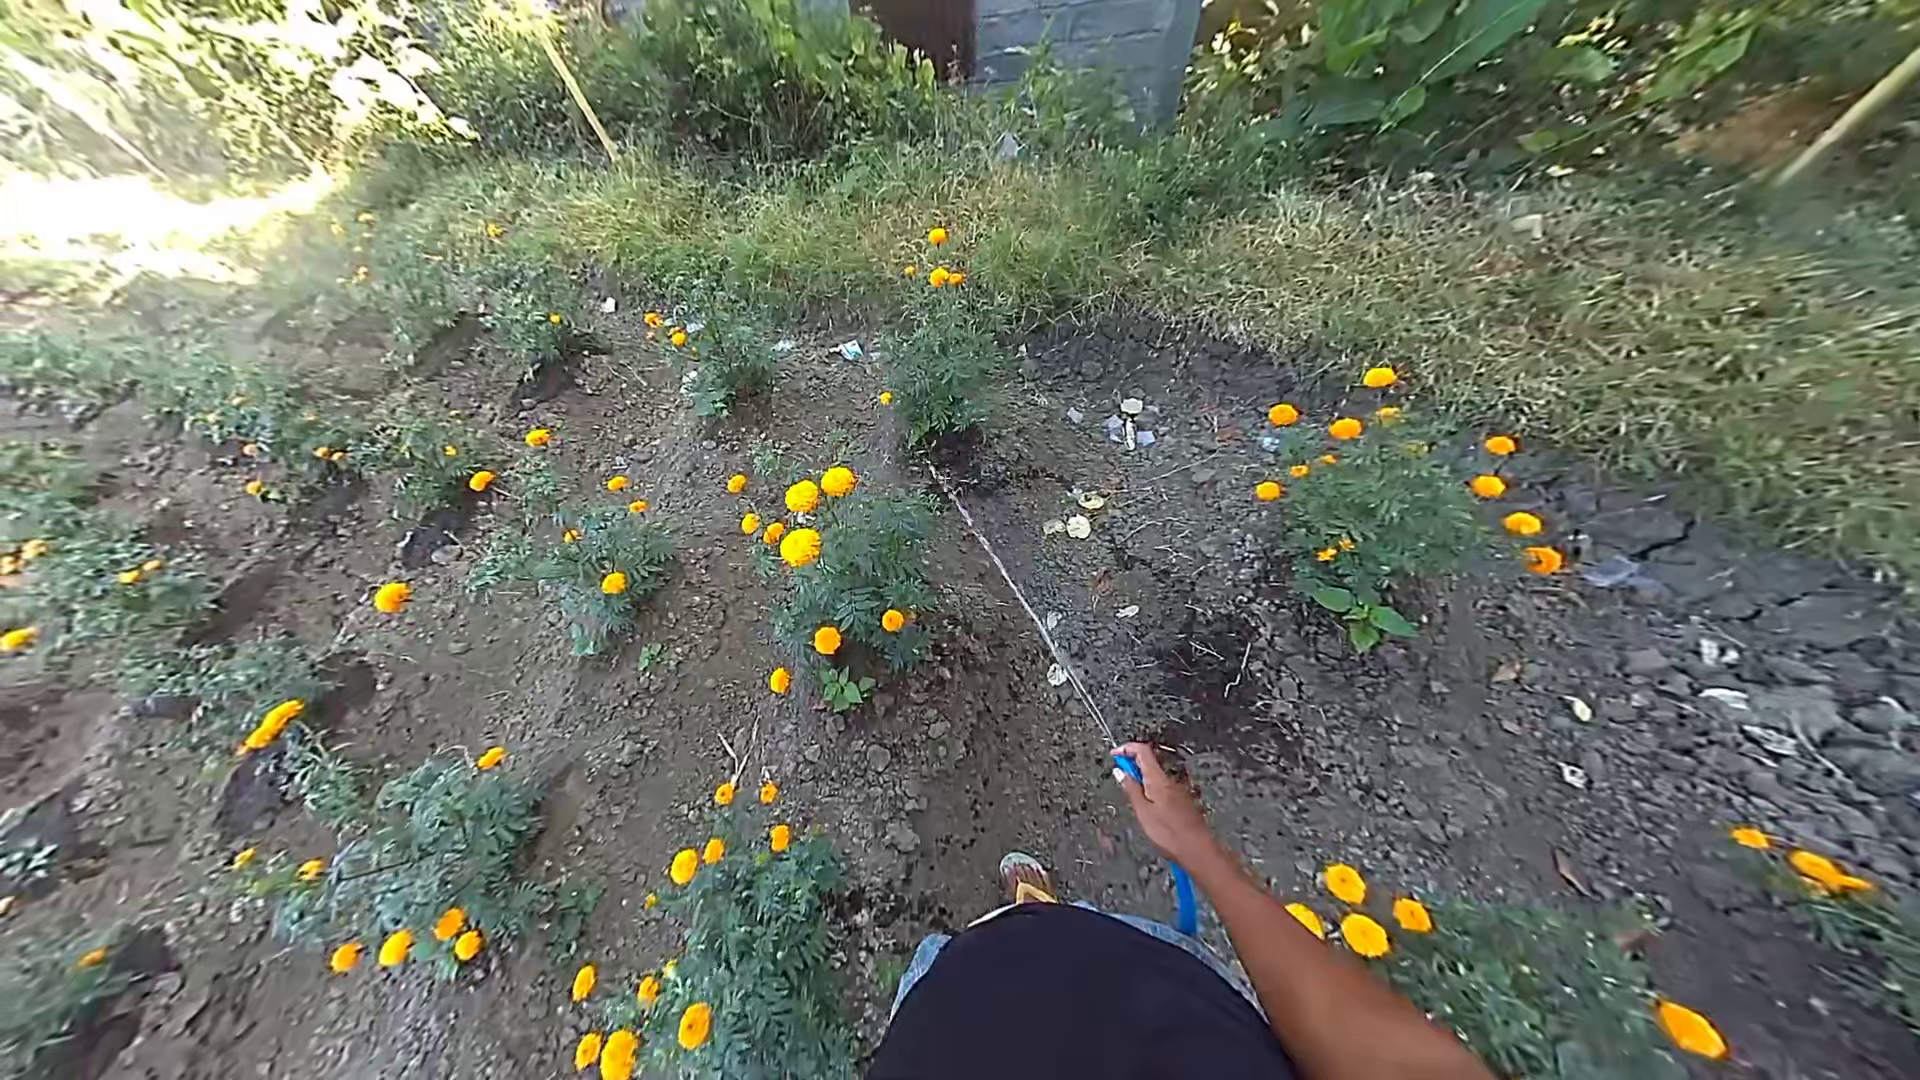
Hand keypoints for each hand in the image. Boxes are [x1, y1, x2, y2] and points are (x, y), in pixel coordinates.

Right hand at [1113, 742, 1219, 868]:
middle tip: (1122, 776)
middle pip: (1150, 761)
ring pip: (1156, 775)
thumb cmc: (1170, 834)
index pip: (1142, 750)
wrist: (1199, 851)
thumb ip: (1131, 789)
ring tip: (1135, 796)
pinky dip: (1152, 789)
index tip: (1115, 755)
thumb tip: (1120, 772)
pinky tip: (1150, 807)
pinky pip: (1164, 786)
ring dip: (1142, 778)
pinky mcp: (1183, 801)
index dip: (1126, 748)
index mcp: (1158, 779)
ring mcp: (1179, 790)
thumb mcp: (1142, 812)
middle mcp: (1170, 780)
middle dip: (1133, 764)